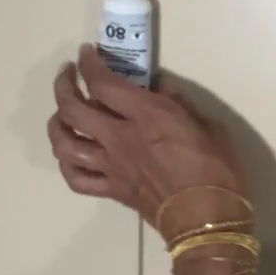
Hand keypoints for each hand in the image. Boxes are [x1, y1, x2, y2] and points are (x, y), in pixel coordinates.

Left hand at [47, 45, 249, 241]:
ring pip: (64, 141)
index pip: (103, 83)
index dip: (90, 64)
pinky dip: (67, 162)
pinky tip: (72, 152)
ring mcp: (111, 166)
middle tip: (69, 73)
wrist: (209, 221)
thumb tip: (162, 92)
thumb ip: (181, 105)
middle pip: (73, 108)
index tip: (87, 52)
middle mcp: (120, 138)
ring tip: (62, 111)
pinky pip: (76, 177)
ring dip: (56, 121)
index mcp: (147, 117)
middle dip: (65, 85)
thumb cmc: (219, 171)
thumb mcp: (211, 127)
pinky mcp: (112, 189)